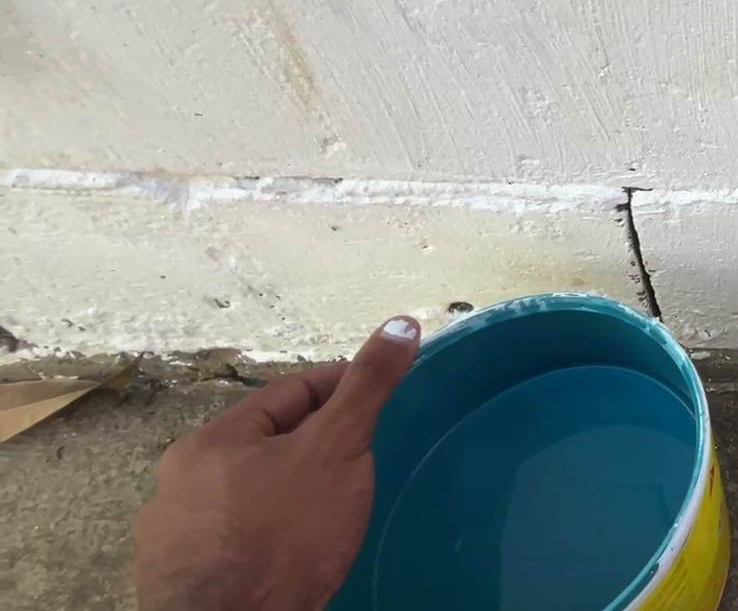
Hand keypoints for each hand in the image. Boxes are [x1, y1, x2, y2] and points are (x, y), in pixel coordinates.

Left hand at [133, 317, 419, 610]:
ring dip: (300, 479)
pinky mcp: (183, 576)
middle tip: (367, 451)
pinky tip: (304, 535)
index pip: (295, 390)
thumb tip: (401, 322)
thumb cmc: (287, 528)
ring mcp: (174, 535)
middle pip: (274, 437)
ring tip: (340, 494)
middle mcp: (176, 483)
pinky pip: (243, 526)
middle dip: (324, 438)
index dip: (348, 388)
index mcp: (208, 442)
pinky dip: (278, 519)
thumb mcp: (340, 444)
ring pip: (258, 483)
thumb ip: (368, 383)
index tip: (385, 403)